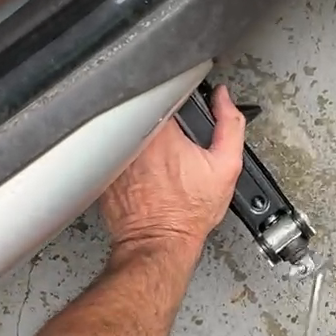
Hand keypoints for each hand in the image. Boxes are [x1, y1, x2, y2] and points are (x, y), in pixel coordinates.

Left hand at [100, 85, 245, 257]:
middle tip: (177, 141)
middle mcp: (133, 138)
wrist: (160, 242)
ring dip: (143, 136)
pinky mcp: (105, 170)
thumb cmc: (189, 212)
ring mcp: (115, 153)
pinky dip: (129, 156)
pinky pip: (117, 151)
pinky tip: (146, 173)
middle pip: (145, 109)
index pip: (167, 93)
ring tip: (162, 160)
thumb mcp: (226, 167)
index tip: (188, 115)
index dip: (181, 98)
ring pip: (128, 128)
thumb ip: (230, 125)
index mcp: (161, 130)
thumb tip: (224, 99)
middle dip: (162, 118)